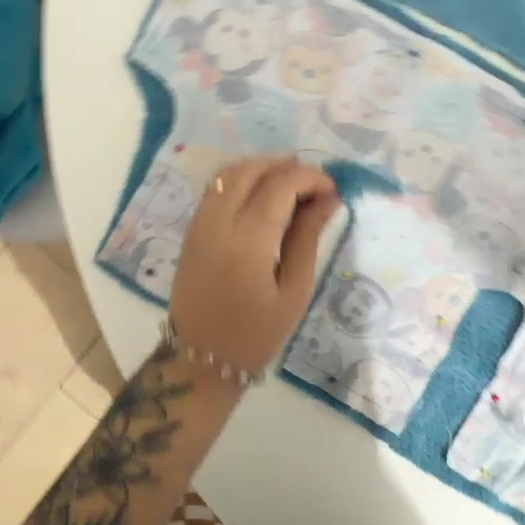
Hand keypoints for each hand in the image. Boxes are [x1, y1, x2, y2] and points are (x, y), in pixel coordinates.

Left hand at [169, 157, 342, 375]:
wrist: (201, 359)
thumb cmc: (256, 334)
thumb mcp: (294, 291)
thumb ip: (308, 238)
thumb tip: (329, 199)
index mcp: (248, 241)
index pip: (281, 185)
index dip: (310, 177)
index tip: (332, 190)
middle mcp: (219, 223)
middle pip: (251, 170)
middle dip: (285, 166)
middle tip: (313, 183)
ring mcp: (199, 224)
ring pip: (228, 174)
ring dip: (261, 168)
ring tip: (290, 184)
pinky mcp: (191, 230)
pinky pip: (215, 189)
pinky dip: (240, 180)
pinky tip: (262, 197)